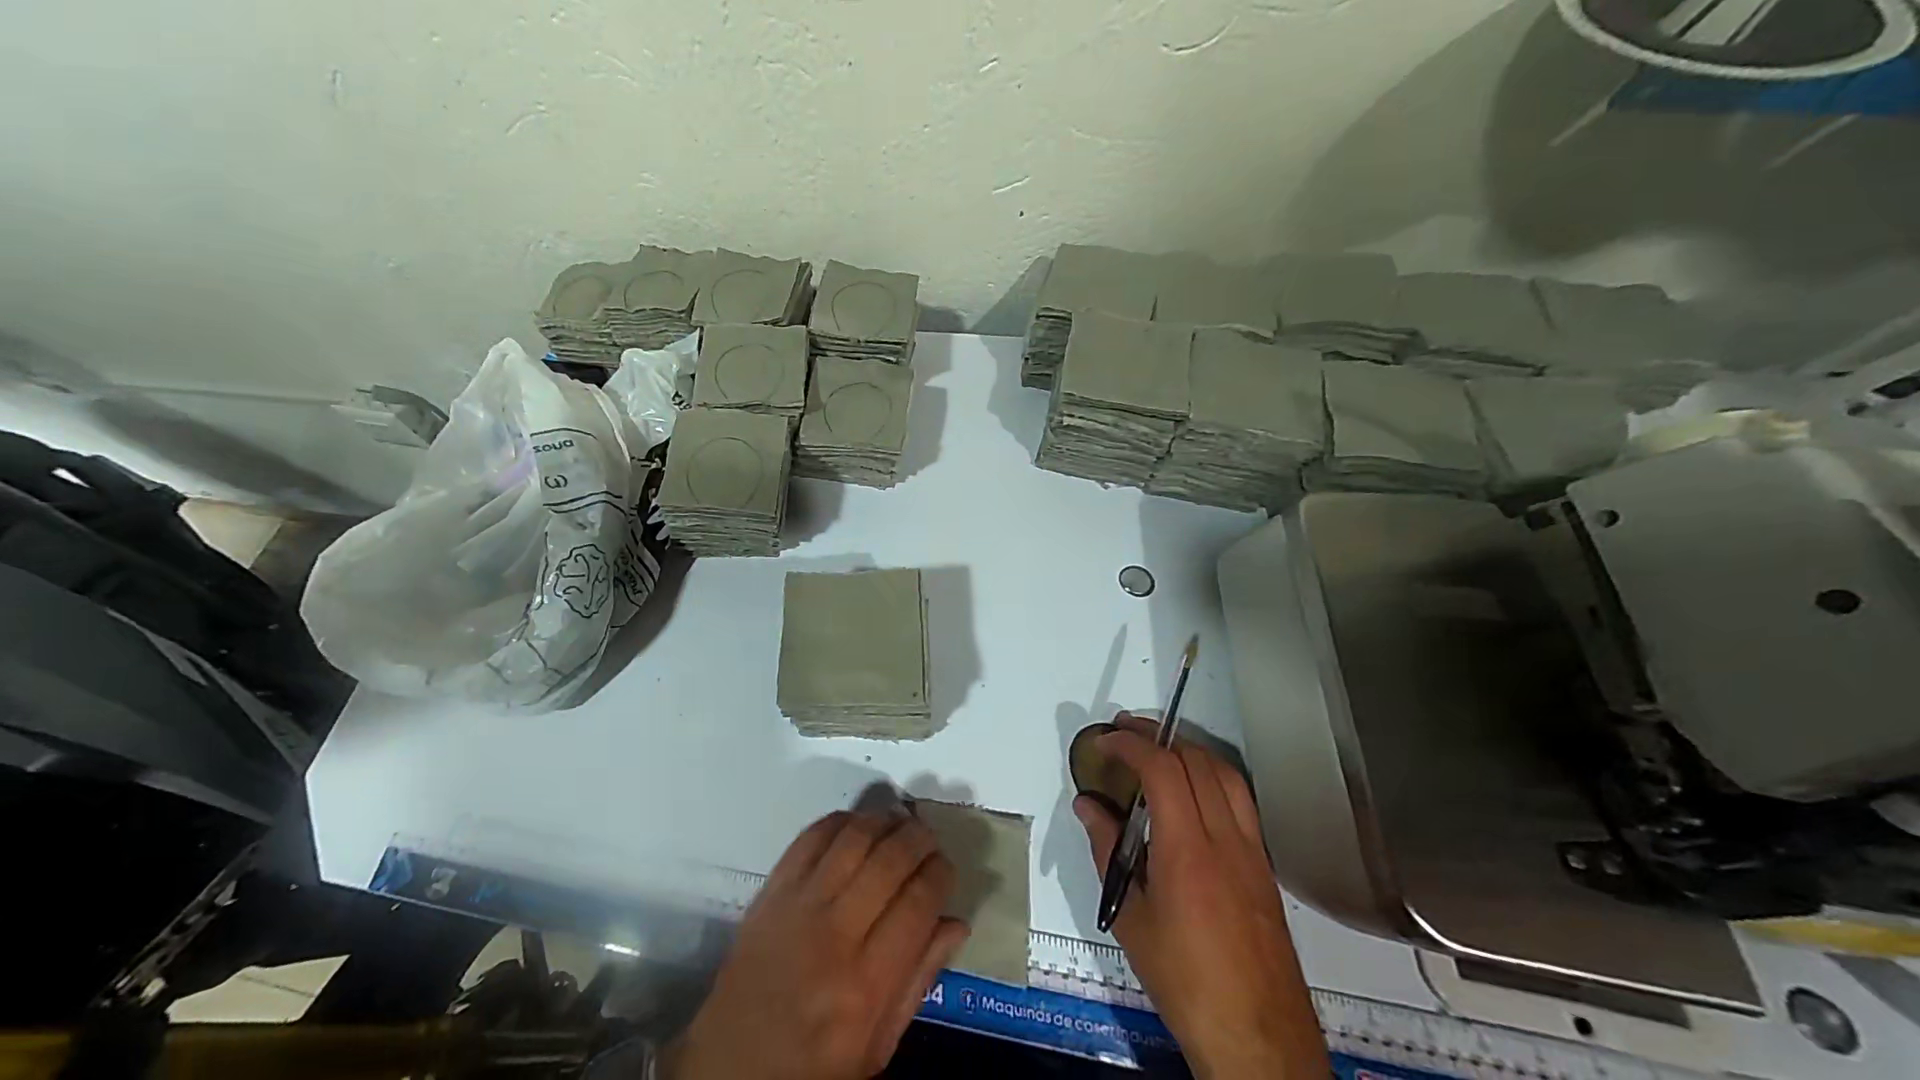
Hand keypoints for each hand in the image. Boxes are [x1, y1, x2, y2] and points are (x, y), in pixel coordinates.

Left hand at [665, 808, 969, 1079]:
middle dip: (919, 838)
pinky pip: (811, 837)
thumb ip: (918, 981)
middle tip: (927, 839)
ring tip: (897, 825)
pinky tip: (857, 827)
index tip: (945, 869)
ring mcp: (797, 906)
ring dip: (884, 822)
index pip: (919, 901)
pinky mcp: (771, 892)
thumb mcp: (876, 1049)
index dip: (940, 873)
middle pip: (890, 859)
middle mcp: (834, 935)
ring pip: (853, 838)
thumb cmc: (812, 1066)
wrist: (729, 1066)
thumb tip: (955, 921)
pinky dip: (841, 820)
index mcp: (867, 983)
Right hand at [1075, 714, 1329, 1078]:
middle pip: (1197, 761)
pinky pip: (1241, 800)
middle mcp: (1226, 838)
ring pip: (1226, 774)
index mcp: (1188, 850)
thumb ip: (1107, 852)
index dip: (1132, 743)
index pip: (1163, 770)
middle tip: (1125, 733)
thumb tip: (1089, 805)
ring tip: (1157, 750)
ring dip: (1189, 751)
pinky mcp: (1265, 865)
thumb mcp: (1131, 918)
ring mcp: (1252, 850)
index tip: (1106, 739)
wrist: (1256, 1034)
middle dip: (1158, 737)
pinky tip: (1193, 792)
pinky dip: (1212, 776)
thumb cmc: (1183, 979)